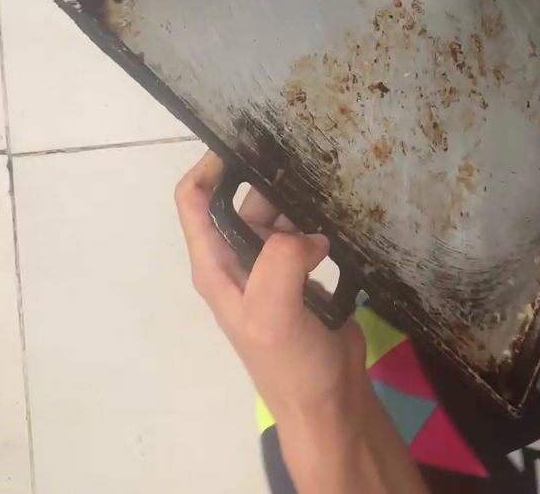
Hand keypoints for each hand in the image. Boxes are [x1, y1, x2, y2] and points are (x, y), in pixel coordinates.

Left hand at [173, 153, 364, 427]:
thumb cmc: (289, 362)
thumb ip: (281, 262)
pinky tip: (344, 208)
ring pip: (280, 212)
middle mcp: (240, 259)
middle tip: (310, 151)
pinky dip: (321, 216)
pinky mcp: (304, 272)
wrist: (328, 401)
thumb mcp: (272, 314)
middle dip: (269, 176)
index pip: (194, 199)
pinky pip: (307, 229)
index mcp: (217, 265)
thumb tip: (310, 235)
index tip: (245, 139)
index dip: (209, 164)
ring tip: (334, 176)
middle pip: (245, 198)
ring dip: (301, 197)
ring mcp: (273, 266)